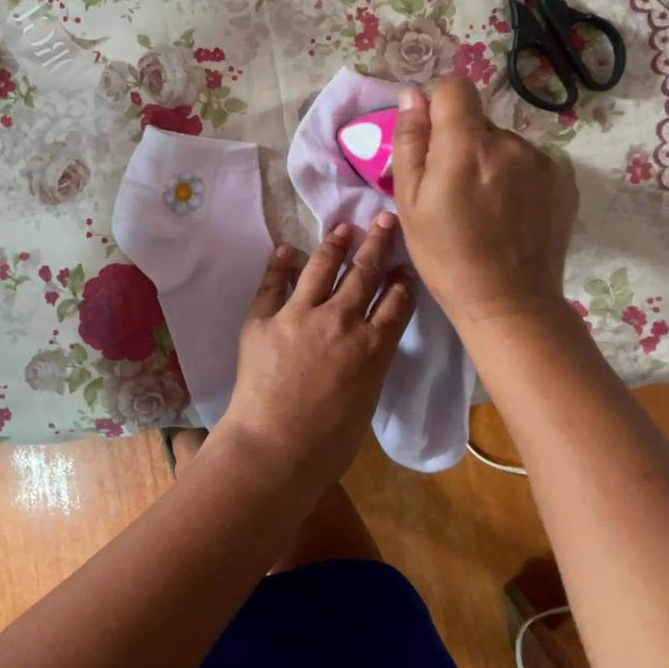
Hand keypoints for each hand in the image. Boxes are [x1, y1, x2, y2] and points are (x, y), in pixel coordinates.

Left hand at [215, 216, 413, 494]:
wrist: (275, 447)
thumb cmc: (328, 443)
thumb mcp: (365, 399)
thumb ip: (367, 364)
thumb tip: (363, 346)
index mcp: (373, 348)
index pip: (396, 303)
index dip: (402, 281)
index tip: (406, 265)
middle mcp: (340, 321)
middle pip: (364, 273)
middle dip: (377, 244)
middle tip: (384, 220)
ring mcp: (299, 314)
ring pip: (321, 268)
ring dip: (334, 245)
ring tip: (343, 227)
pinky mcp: (263, 318)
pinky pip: (273, 283)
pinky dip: (279, 264)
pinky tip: (286, 249)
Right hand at [389, 76, 579, 327]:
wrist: (509, 302)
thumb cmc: (445, 254)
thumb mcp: (409, 201)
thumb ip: (409, 142)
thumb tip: (412, 97)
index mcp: (466, 146)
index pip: (454, 87)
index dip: (437, 104)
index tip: (429, 137)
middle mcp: (509, 143)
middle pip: (477, 120)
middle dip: (459, 141)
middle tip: (450, 188)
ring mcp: (541, 162)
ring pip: (502, 143)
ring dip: (488, 160)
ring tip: (481, 205)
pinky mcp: (563, 181)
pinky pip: (526, 162)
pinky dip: (513, 177)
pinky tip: (507, 212)